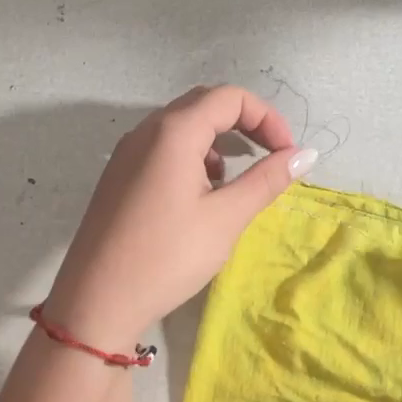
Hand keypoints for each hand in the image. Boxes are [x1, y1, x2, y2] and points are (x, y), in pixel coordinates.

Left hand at [42, 85, 315, 350]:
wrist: (95, 303)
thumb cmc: (167, 257)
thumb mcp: (226, 218)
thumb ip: (267, 180)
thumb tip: (306, 154)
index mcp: (174, 132)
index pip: (230, 97)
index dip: (267, 117)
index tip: (286, 153)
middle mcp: (147, 131)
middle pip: (205, 104)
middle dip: (246, 123)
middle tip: (270, 157)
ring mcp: (127, 152)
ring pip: (183, 126)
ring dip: (219, 141)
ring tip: (234, 183)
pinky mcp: (119, 175)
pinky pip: (163, 147)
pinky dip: (193, 156)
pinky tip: (201, 196)